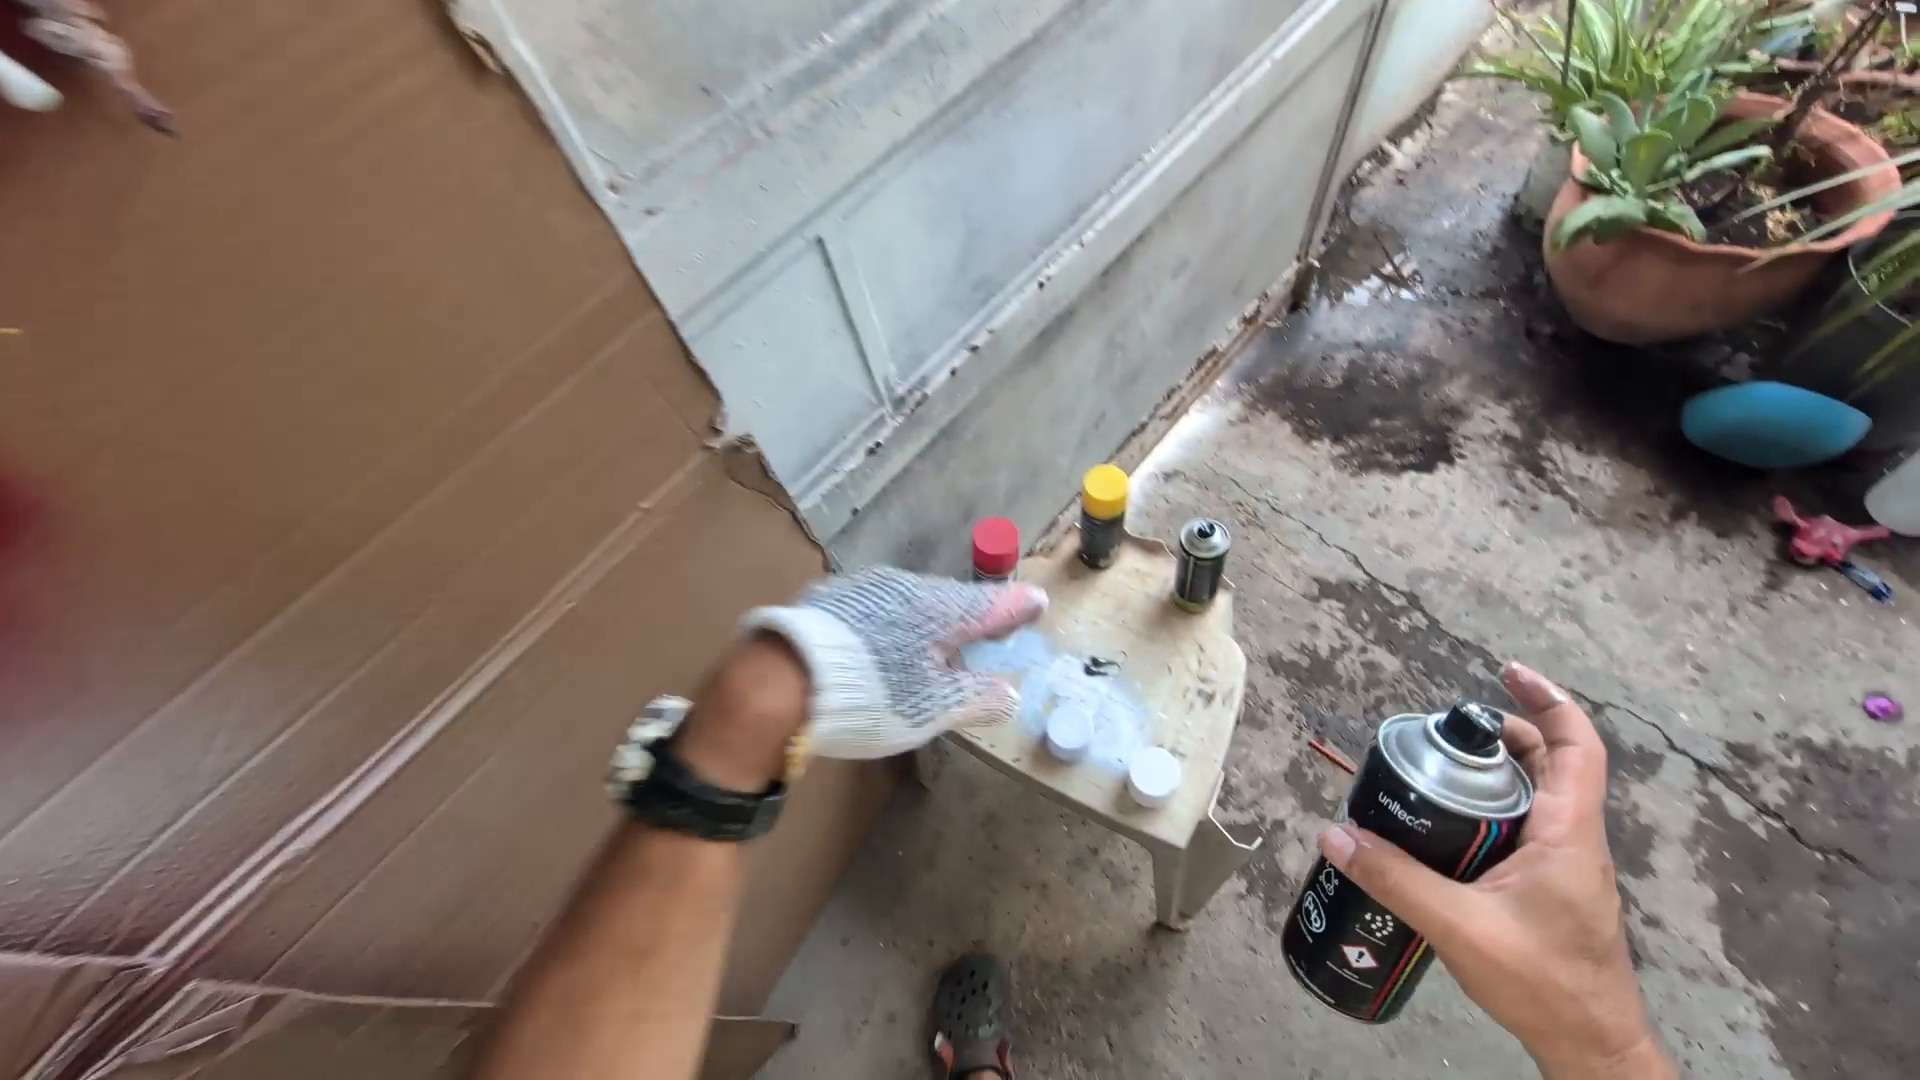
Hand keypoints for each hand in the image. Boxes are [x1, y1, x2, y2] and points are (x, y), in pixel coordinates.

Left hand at [733, 567, 1047, 759]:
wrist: (779, 681)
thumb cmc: (871, 695)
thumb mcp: (931, 708)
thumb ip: (975, 697)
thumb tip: (1010, 694)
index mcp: (939, 609)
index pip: (989, 606)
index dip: (1014, 606)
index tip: (1036, 599)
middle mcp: (905, 588)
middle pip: (949, 601)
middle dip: (969, 615)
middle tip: (986, 629)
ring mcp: (864, 589)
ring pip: (909, 602)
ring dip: (927, 620)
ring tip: (932, 643)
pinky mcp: (830, 599)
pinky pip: (877, 607)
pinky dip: (891, 623)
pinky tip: (881, 643)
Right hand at [1316, 663, 1674, 1079]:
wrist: (1591, 1047)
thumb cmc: (1544, 983)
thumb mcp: (1459, 927)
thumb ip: (1394, 878)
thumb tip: (1334, 833)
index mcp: (1568, 833)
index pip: (1577, 748)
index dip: (1547, 701)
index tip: (1506, 672)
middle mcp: (1571, 838)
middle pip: (1548, 762)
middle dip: (1498, 734)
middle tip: (1443, 732)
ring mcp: (1561, 863)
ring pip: (1531, 795)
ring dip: (1489, 771)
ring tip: (1432, 772)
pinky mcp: (1545, 884)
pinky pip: (1517, 825)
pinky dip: (1484, 807)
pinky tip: (1442, 828)